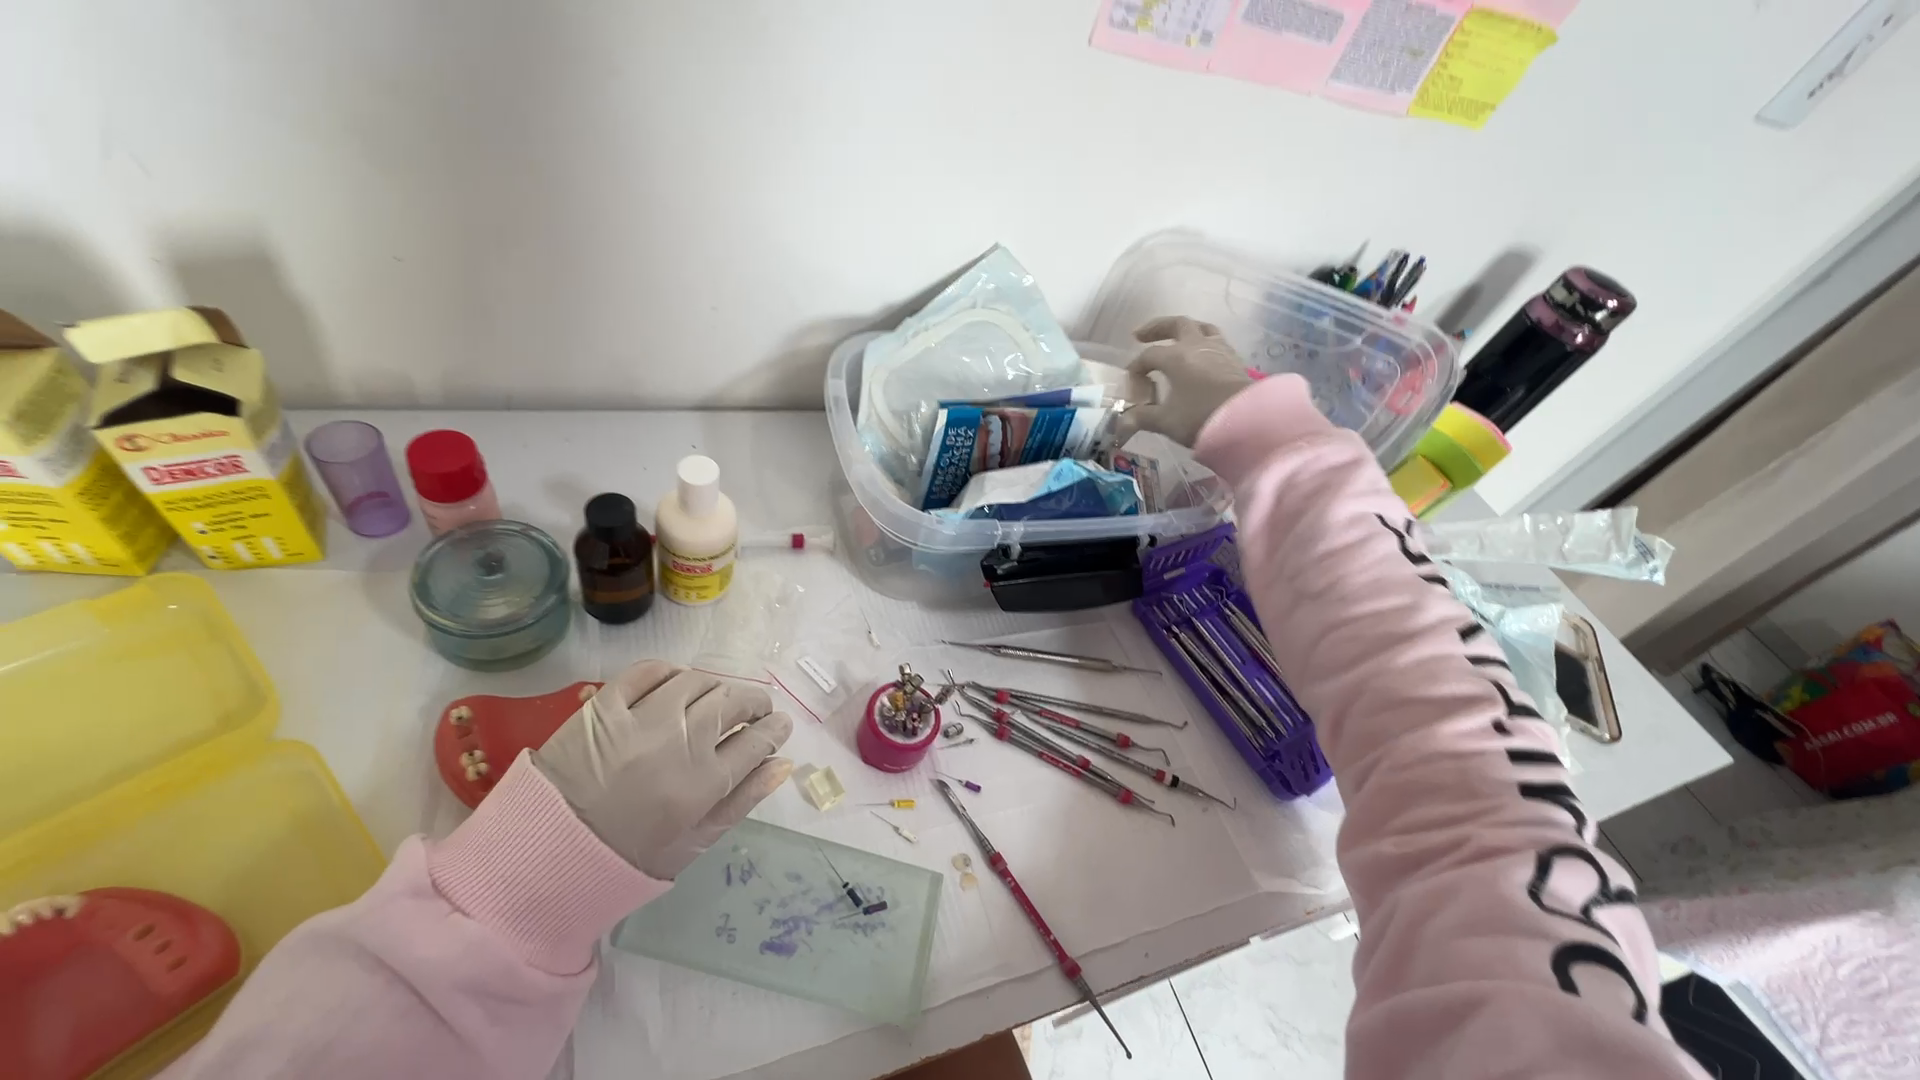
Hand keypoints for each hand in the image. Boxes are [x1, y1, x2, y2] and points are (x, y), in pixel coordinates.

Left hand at [532, 660, 793, 880]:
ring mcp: (640, 719)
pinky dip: (672, 672)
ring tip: (715, 700)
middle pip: (733, 702)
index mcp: (704, 783)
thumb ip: (744, 799)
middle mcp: (678, 742)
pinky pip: (649, 671)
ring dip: (717, 687)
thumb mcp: (695, 842)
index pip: (758, 740)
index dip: (775, 729)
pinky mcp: (604, 706)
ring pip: (697, 681)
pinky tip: (677, 684)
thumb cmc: (629, 857)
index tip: (779, 726)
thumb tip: (783, 762)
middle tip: (756, 710)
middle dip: (755, 702)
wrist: (547, 853)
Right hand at [1112, 316, 1254, 447]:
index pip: (1148, 356)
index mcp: (1175, 357)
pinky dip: (1203, 343)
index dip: (1135, 368)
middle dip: (1157, 328)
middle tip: (1141, 335)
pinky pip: (1216, 341)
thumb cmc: (1201, 417)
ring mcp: (1218, 350)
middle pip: (1176, 324)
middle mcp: (1196, 346)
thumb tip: (1124, 420)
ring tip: (1177, 337)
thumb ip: (1144, 418)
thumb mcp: (1166, 421)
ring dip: (1185, 330)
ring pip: (1201, 328)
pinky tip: (1202, 355)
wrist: (1247, 421)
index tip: (1131, 385)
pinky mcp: (1234, 360)